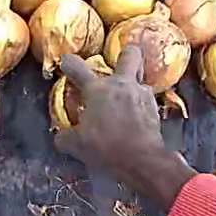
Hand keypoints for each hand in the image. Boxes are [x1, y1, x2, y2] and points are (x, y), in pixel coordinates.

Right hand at [55, 46, 195, 209]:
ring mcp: (142, 94)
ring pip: (141, 80)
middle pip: (130, 54)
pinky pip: (146, 101)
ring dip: (133, 88)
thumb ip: (65, 137)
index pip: (78, 68)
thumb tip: (60, 137)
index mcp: (97, 89)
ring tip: (126, 103)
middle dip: (126, 55)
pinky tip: (135, 119)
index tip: (66, 62)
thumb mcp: (76, 146)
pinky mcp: (155, 109)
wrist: (142, 160)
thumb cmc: (105, 148)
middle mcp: (121, 85)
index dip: (69, 63)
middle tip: (119, 66)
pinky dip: (140, 107)